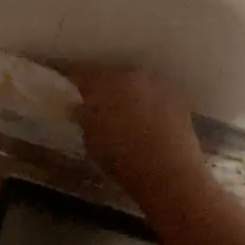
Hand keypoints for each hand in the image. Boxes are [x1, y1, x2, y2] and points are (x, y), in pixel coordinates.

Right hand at [57, 64, 208, 193]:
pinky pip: (156, 93)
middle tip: (97, 103)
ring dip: (128, 93)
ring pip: (135, 82)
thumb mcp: (91, 141)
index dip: (71, 78)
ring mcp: (157, 83)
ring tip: (125, 112)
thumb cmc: (122, 159)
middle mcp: (130, 75)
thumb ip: (84, 118)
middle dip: (102, 87)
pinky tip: (149, 119)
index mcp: (103, 83)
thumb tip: (78, 107)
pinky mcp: (178, 95)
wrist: (169, 173)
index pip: (80, 72)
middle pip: (110, 75)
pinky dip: (149, 101)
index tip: (66, 85)